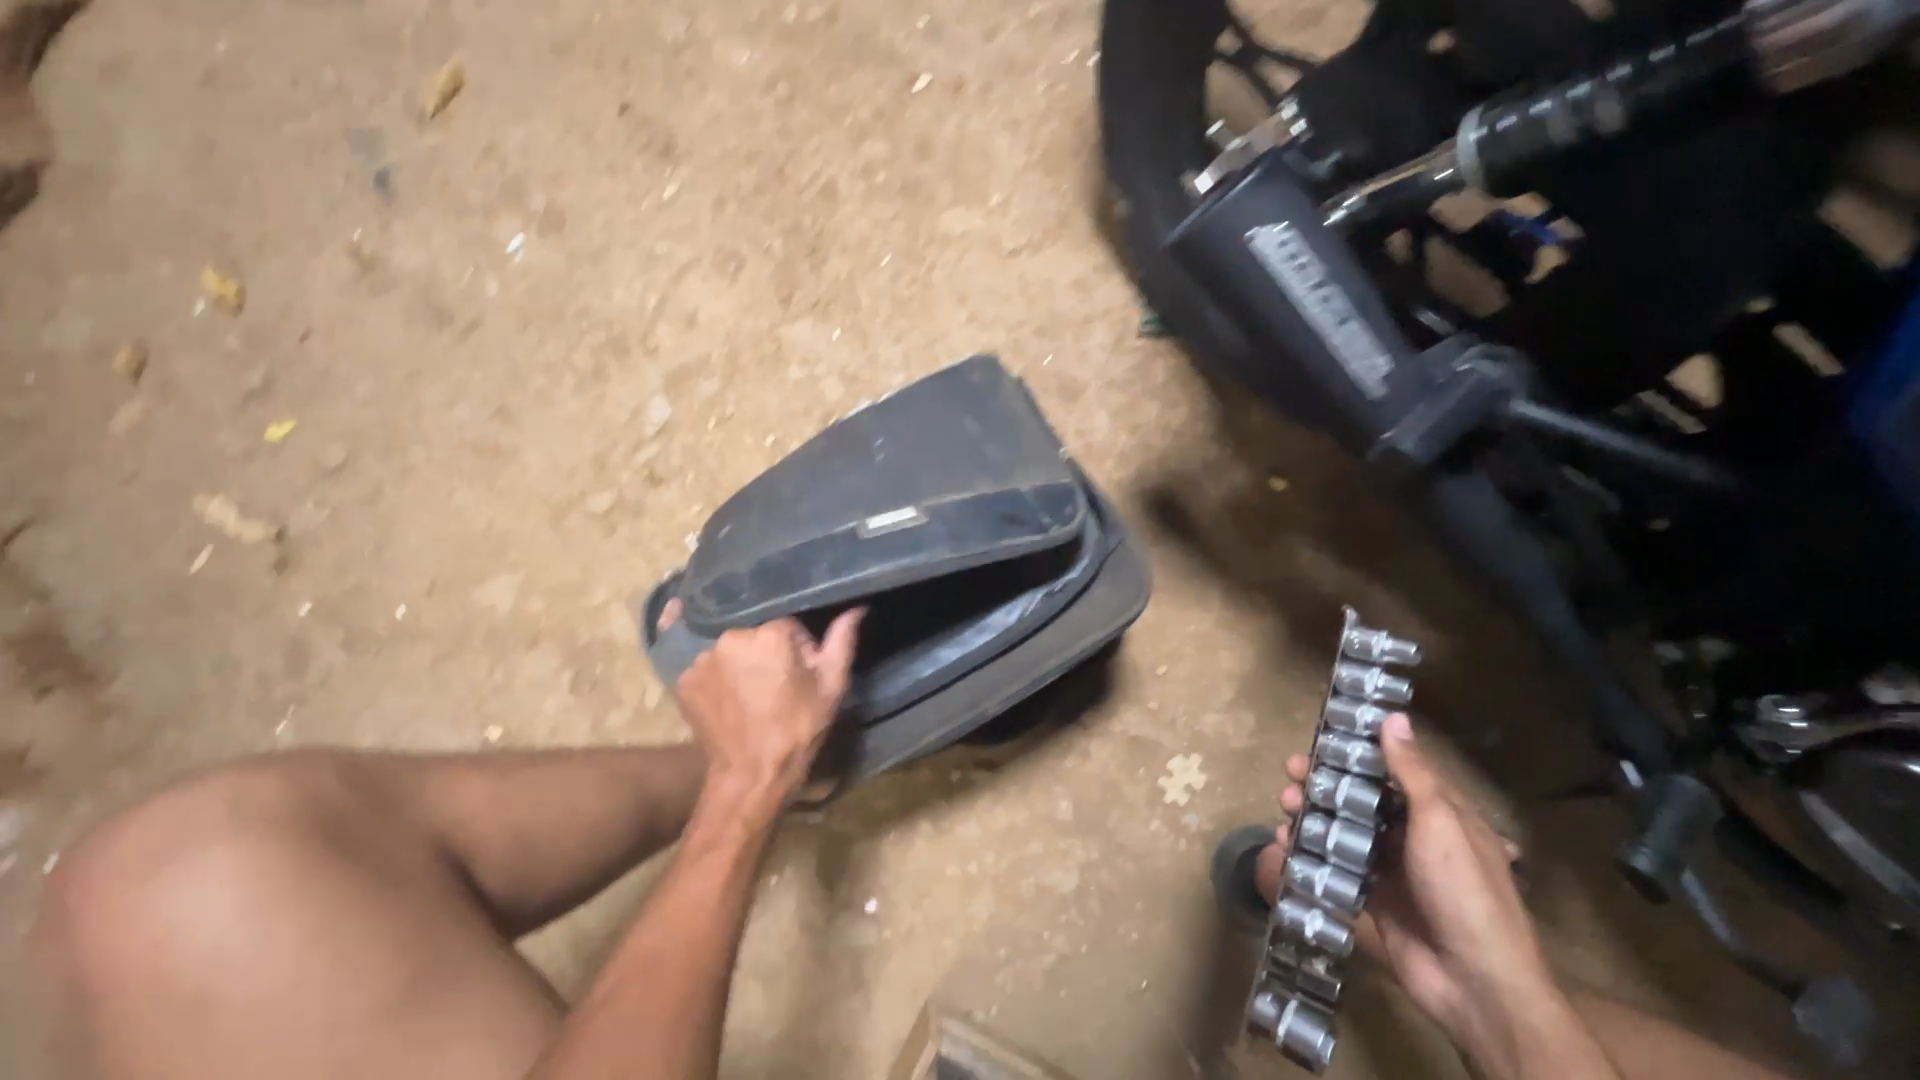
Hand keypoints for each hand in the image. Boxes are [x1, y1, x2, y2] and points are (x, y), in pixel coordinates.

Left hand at [660, 599, 863, 802]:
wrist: (753, 774)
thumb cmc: (799, 729)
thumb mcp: (832, 686)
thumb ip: (842, 639)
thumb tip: (856, 608)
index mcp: (771, 633)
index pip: (787, 625)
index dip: (797, 648)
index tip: (799, 673)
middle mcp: (731, 637)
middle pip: (753, 632)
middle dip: (764, 651)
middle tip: (773, 685)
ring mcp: (702, 658)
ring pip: (728, 648)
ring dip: (738, 661)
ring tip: (748, 692)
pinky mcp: (682, 679)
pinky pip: (703, 665)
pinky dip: (714, 675)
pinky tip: (724, 695)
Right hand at [1256, 714, 1560, 1066]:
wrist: (1473, 981)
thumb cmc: (1463, 891)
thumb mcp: (1441, 822)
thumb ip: (1412, 773)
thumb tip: (1395, 718)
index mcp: (1442, 813)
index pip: (1396, 770)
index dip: (1360, 751)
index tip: (1323, 735)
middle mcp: (1416, 836)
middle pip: (1364, 799)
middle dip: (1326, 783)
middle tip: (1291, 771)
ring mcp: (1393, 869)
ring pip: (1345, 831)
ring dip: (1313, 814)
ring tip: (1285, 805)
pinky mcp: (1373, 899)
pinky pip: (1336, 868)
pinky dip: (1310, 853)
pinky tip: (1285, 844)